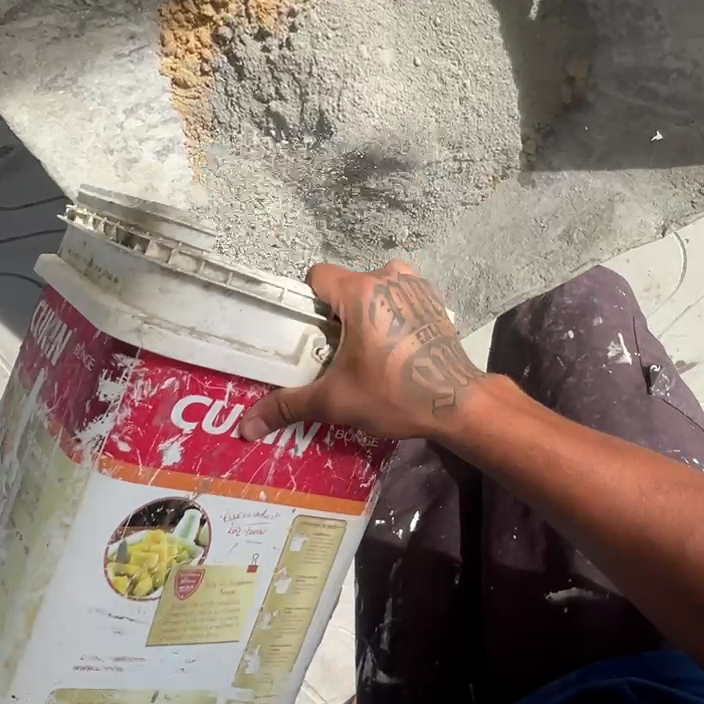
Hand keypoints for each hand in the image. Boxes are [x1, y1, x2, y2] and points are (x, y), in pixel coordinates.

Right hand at [239, 261, 484, 442]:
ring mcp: (417, 286)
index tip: (310, 333)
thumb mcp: (336, 401)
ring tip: (367, 352)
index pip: (318, 276)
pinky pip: (401, 298)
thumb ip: (288, 406)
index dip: (308, 301)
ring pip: (376, 289)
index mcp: (361, 291)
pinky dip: (392, 316)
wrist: (458, 401)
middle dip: (338, 314)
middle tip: (337, 352)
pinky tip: (395, 350)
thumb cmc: (395, 393)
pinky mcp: (435, 301)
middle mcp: (389, 277)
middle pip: (348, 285)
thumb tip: (245, 426)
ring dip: (367, 312)